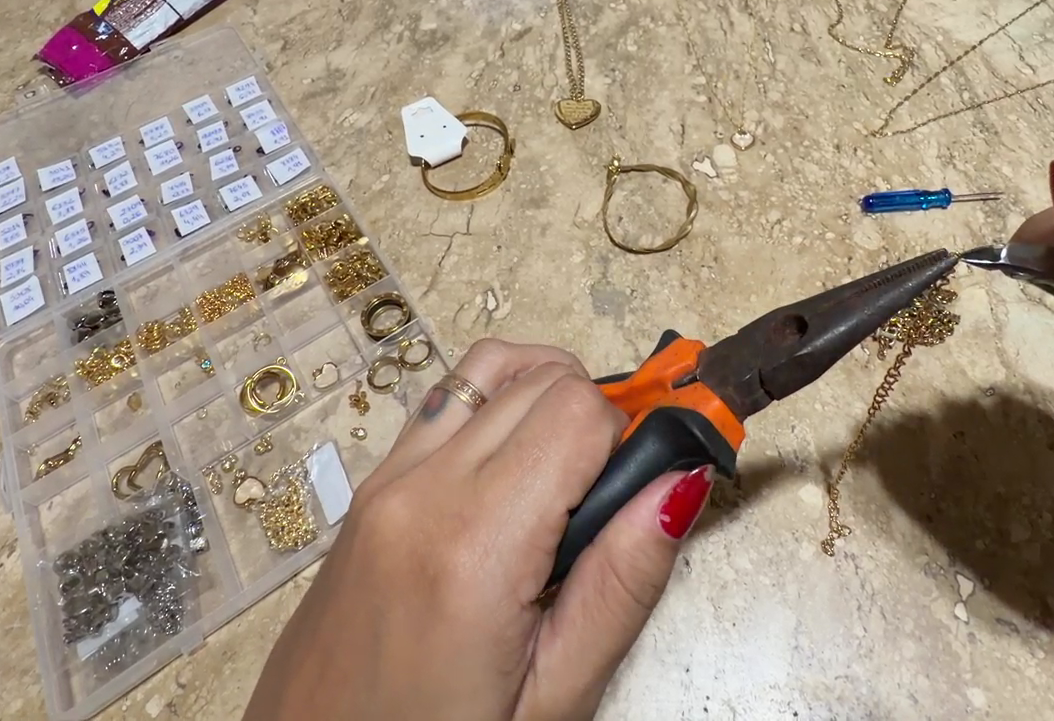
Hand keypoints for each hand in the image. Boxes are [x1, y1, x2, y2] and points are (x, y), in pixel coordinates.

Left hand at [244, 340, 712, 720]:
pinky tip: (511, 460)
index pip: (577, 410)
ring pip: (493, 365)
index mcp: (474, 544)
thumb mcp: (553, 696)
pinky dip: (497, 398)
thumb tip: (681, 481)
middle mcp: (424, 487)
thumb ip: (622, 582)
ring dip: (547, 391)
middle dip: (594, 416)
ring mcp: (388, 476)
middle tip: (603, 495)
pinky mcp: (371, 481)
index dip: (626, 438)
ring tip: (565, 463)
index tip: (632, 491)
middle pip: (542, 378)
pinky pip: (447, 394)